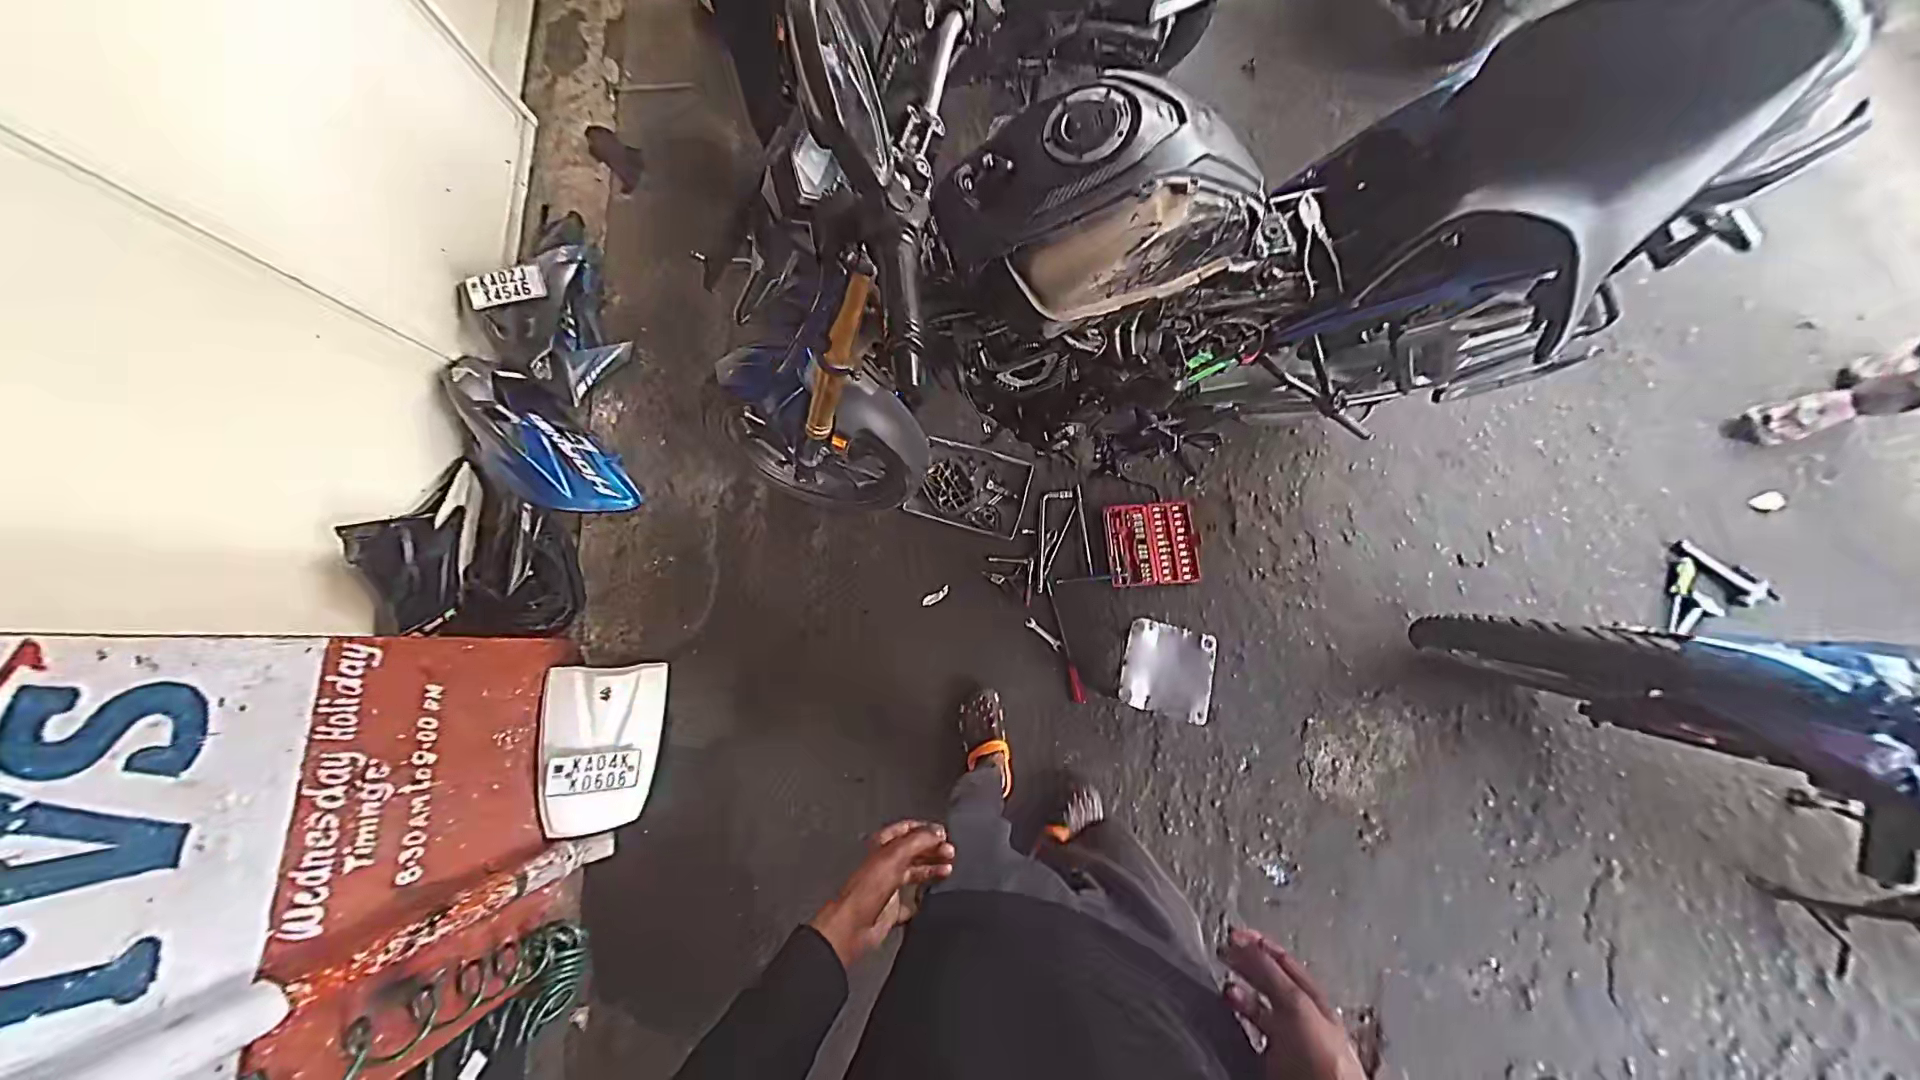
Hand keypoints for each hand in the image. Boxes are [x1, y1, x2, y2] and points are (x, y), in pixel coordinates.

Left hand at [809, 820, 954, 967]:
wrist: (853, 926)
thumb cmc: (866, 888)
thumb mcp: (896, 855)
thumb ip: (919, 840)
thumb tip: (937, 832)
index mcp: (882, 845)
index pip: (907, 829)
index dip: (926, 829)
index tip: (943, 834)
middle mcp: (885, 863)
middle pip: (913, 851)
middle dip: (932, 849)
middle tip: (950, 851)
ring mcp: (888, 885)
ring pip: (915, 873)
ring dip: (932, 869)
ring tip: (948, 868)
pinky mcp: (891, 908)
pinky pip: (911, 902)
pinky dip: (922, 899)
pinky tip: (932, 896)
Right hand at [1221, 927, 1367, 1079]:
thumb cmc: (1321, 1059)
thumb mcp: (1296, 1004)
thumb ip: (1270, 972)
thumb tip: (1244, 943)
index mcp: (1314, 999)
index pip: (1283, 960)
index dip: (1258, 943)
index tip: (1234, 934)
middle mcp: (1301, 1018)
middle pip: (1269, 980)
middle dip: (1245, 963)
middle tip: (1222, 951)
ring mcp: (1288, 1041)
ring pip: (1258, 1007)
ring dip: (1240, 993)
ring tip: (1225, 988)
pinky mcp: (1273, 1062)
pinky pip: (1251, 1032)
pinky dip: (1238, 1020)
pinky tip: (1230, 1018)